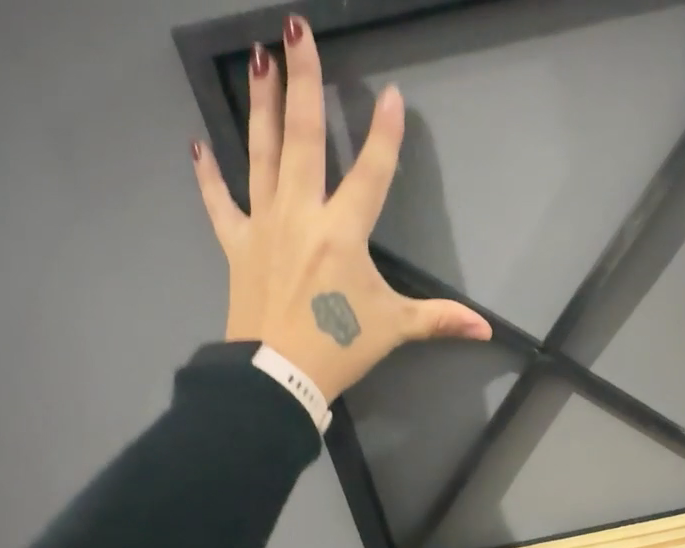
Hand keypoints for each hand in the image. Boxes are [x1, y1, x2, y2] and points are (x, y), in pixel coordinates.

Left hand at [191, 17, 491, 399]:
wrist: (277, 376)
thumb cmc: (339, 348)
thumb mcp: (394, 329)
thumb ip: (439, 319)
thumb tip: (486, 330)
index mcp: (343, 233)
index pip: (370, 174)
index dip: (384, 135)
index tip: (391, 96)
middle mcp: (300, 215)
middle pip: (300, 140)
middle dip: (301, 83)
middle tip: (295, 31)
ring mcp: (262, 225)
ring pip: (260, 155)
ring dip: (259, 106)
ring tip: (256, 60)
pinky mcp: (236, 244)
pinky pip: (218, 202)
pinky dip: (208, 175)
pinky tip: (198, 143)